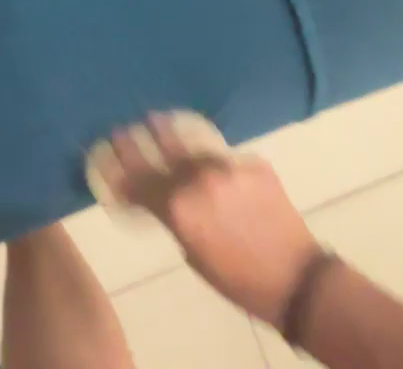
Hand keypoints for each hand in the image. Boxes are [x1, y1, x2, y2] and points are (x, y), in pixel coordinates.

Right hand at [95, 113, 320, 327]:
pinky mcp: (252, 164)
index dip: (118, 167)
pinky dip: (211, 158)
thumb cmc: (238, 279)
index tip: (105, 154)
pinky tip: (208, 158)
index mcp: (177, 206)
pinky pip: (222, 155)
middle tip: (123, 131)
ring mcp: (227, 167)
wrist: (298, 281)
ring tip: (156, 122)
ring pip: (190, 143)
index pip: (136, 179)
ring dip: (169, 133)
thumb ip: (170, 217)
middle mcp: (197, 179)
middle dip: (135, 140)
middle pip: (157, 149)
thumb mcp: (191, 253)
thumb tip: (154, 198)